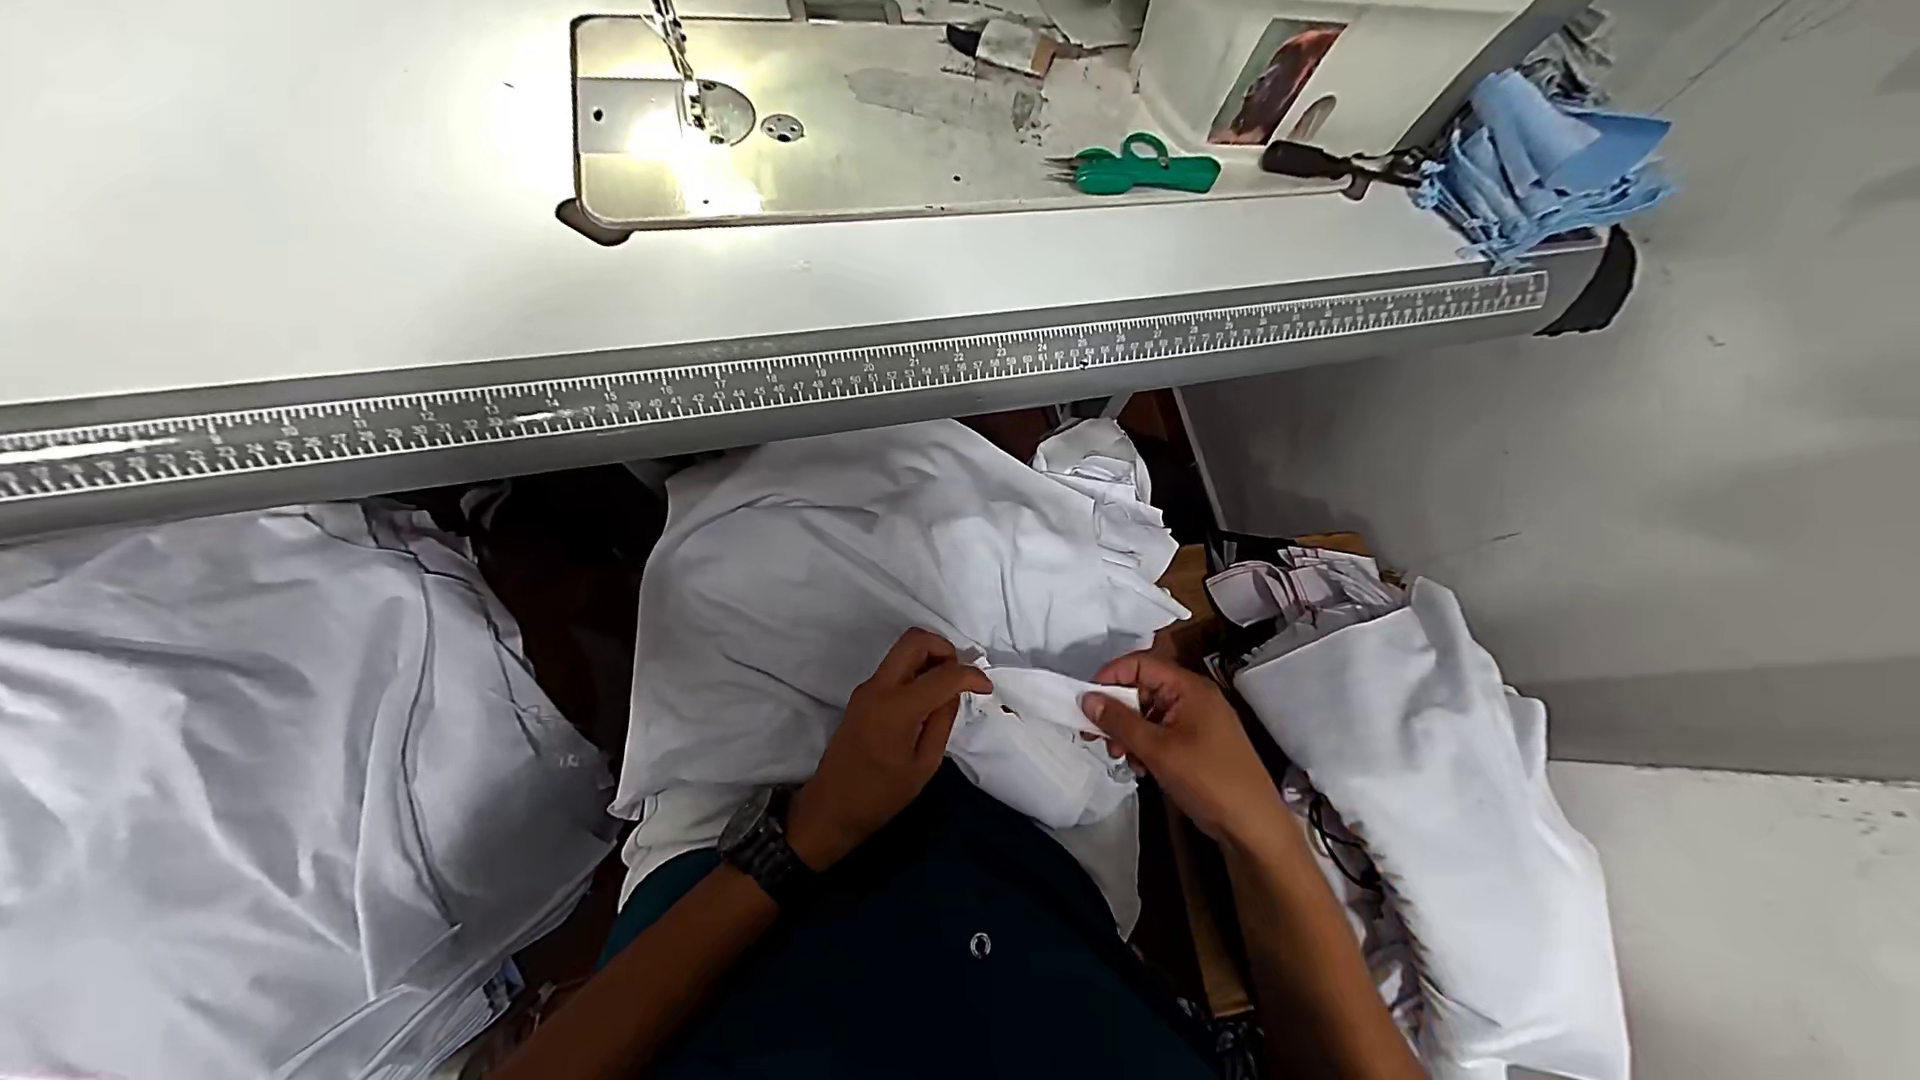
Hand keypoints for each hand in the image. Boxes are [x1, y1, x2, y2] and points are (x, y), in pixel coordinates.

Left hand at [787, 629, 991, 869]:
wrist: (831, 807)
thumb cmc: (881, 794)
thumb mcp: (924, 763)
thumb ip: (942, 721)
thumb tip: (954, 691)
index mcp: (897, 708)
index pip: (943, 674)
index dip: (971, 675)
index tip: (985, 687)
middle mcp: (878, 688)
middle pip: (915, 639)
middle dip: (945, 648)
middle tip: (960, 675)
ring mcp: (867, 688)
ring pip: (902, 649)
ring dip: (930, 656)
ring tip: (947, 688)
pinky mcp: (862, 694)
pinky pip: (894, 667)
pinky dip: (916, 669)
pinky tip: (928, 697)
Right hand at [1081, 652, 1289, 848]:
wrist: (1252, 826)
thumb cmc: (1210, 780)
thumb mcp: (1156, 748)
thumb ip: (1118, 721)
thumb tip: (1088, 699)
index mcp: (1188, 687)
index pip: (1139, 664)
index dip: (1109, 677)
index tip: (1086, 700)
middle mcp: (1192, 697)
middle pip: (1141, 690)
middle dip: (1116, 713)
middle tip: (1097, 736)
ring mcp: (1195, 720)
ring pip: (1147, 714)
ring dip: (1128, 733)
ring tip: (1123, 757)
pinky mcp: (1195, 742)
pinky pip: (1159, 732)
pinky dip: (1144, 746)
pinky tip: (1141, 767)